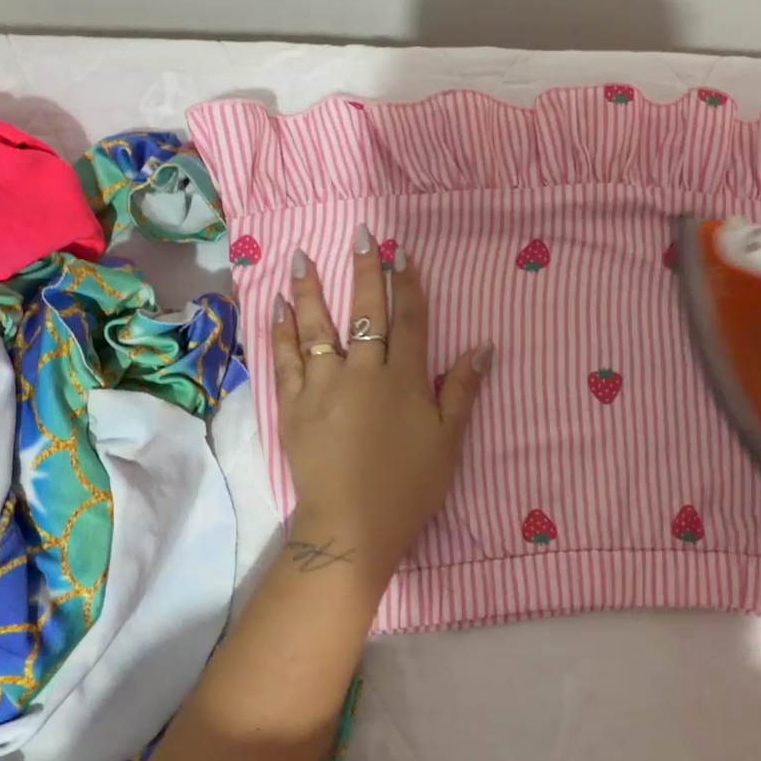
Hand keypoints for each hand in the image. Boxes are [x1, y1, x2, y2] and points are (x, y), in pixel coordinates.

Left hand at [270, 226, 492, 578]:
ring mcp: (323, 386)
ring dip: (311, 290)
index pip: (410, 321)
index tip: (401, 252)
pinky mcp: (293, 405)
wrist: (351, 525)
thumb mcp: (448, 442)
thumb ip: (462, 392)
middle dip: (364, 271)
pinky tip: (278, 305)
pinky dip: (281, 330)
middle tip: (360, 235)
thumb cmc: (408, 487)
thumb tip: (482, 348)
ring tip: (303, 257)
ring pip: (318, 327)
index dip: (407, 284)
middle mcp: (363, 372)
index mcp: (404, 380)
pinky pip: (285, 359)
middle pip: (365, 313)